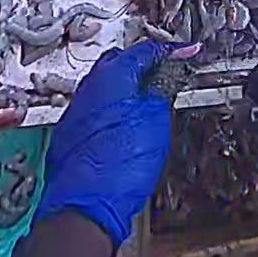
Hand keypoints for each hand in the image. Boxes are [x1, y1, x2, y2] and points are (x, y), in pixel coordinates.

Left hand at [33, 41, 191, 245]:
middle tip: (168, 72)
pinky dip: (114, 107)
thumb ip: (160, 93)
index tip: (187, 52)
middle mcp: (90, 85)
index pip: (146, 50)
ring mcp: (77, 107)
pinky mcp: (70, 131)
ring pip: (106, 85)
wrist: (85, 205)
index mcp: (112, 74)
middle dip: (145, 64)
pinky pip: (96, 107)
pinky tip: (128, 123)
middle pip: (121, 62)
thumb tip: (162, 82)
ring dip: (128, 87)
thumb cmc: (119, 165)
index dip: (171, 51)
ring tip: (150, 100)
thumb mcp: (156, 122)